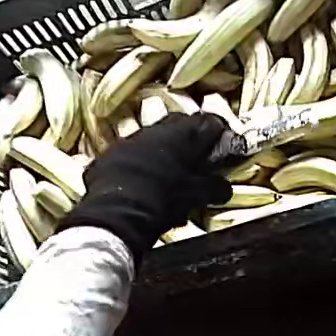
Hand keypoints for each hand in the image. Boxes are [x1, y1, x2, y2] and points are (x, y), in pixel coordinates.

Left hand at [58, 113, 230, 260]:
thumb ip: (214, 188)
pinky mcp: (110, 155)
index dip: (220, 133)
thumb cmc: (164, 199)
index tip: (225, 145)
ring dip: (166, 151)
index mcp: (183, 135)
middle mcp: (156, 130)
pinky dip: (143, 163)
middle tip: (200, 157)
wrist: (117, 212)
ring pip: (155, 138)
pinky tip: (146, 182)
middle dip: (192, 138)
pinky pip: (133, 153)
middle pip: (181, 124)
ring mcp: (130, 140)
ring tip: (172, 172)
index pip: (209, 123)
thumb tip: (224, 188)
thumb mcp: (197, 196)